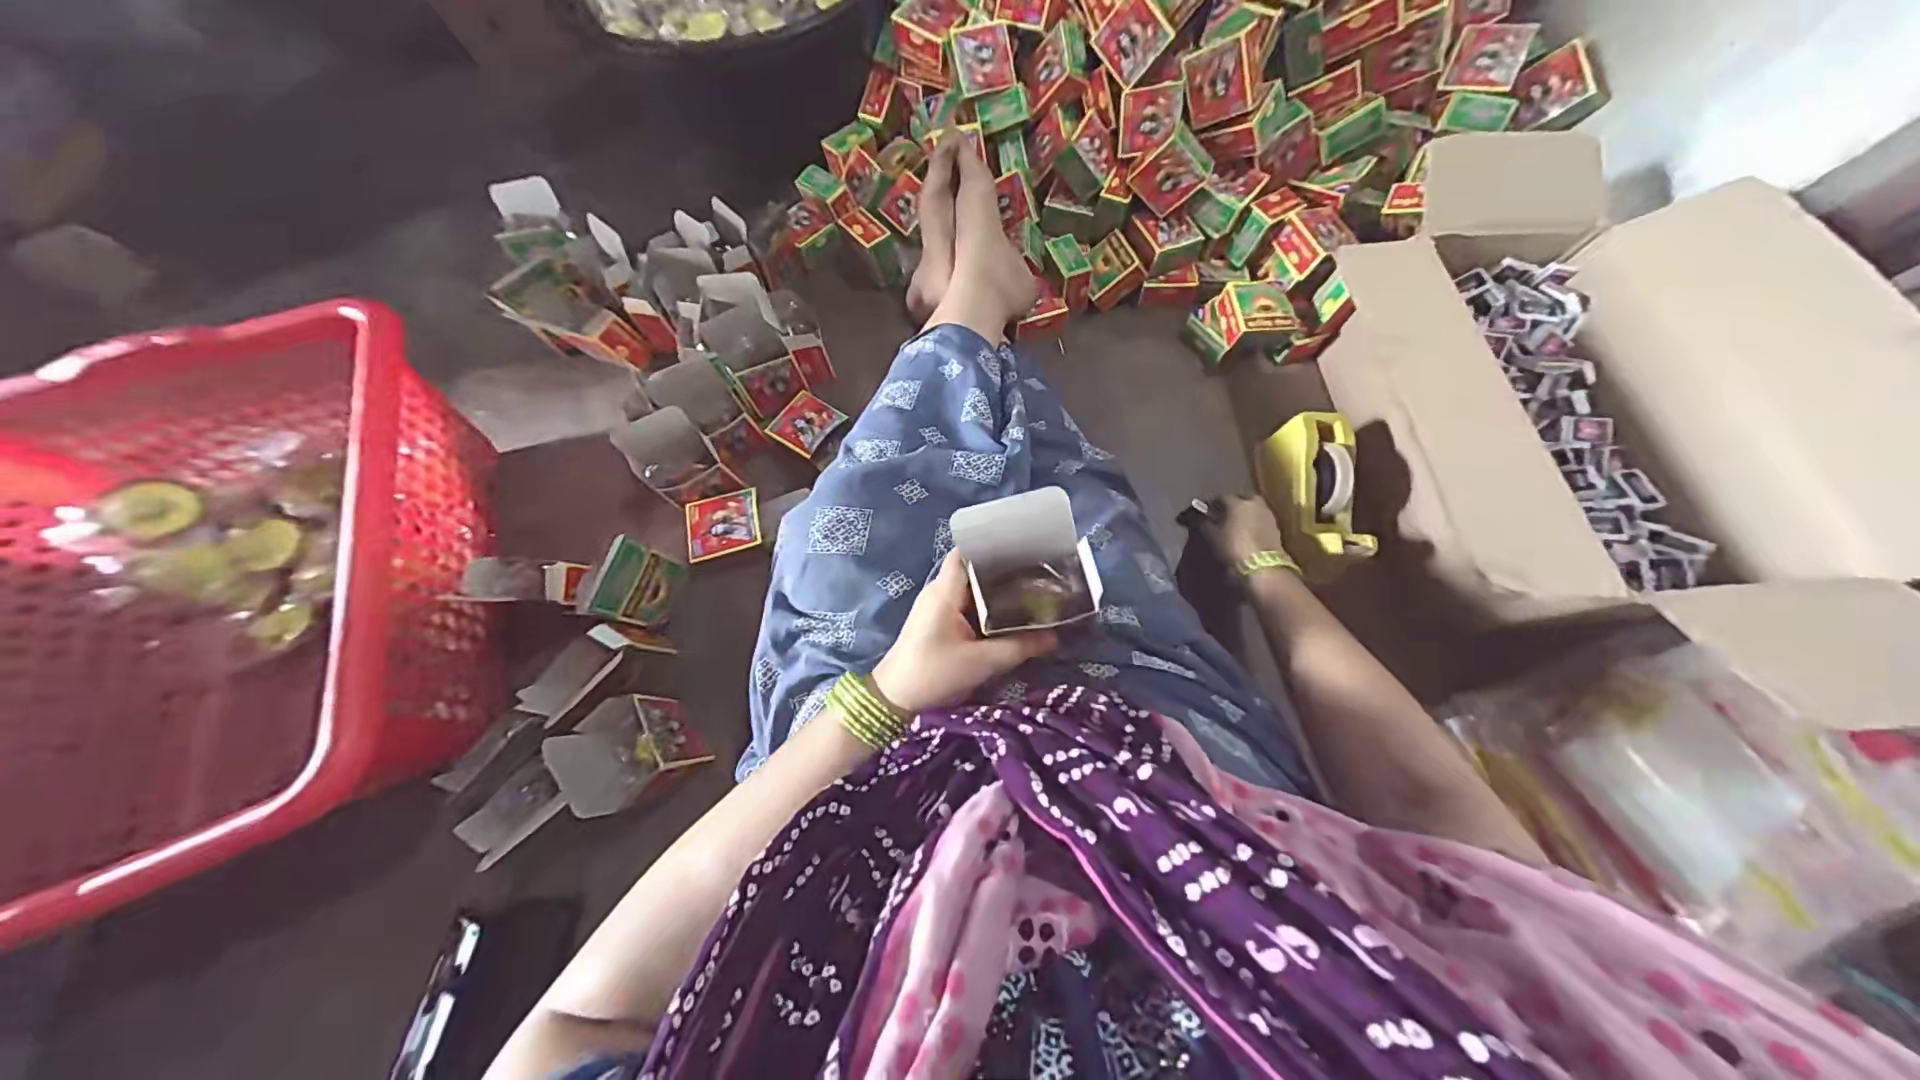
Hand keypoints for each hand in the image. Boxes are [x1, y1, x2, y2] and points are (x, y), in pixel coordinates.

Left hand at [871, 551, 1057, 713]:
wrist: (895, 699)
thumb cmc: (934, 673)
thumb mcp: (982, 662)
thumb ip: (1019, 647)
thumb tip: (1054, 638)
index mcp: (944, 591)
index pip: (966, 552)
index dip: (992, 545)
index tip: (1022, 547)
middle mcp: (939, 592)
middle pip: (973, 570)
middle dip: (1003, 571)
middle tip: (1038, 572)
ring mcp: (936, 607)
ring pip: (971, 589)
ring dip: (995, 591)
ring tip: (1031, 590)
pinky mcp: (938, 622)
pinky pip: (965, 605)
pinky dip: (986, 607)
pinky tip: (1009, 614)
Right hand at [1194, 494, 1288, 570]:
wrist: (1263, 569)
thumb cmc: (1231, 548)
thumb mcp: (1209, 535)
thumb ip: (1198, 522)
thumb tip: (1188, 515)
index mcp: (1236, 501)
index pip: (1216, 498)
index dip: (1204, 507)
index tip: (1194, 516)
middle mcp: (1253, 503)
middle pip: (1237, 500)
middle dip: (1226, 507)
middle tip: (1215, 518)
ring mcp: (1267, 515)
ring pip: (1249, 509)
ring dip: (1239, 515)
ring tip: (1228, 527)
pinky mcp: (1276, 530)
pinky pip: (1257, 521)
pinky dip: (1249, 524)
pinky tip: (1242, 534)